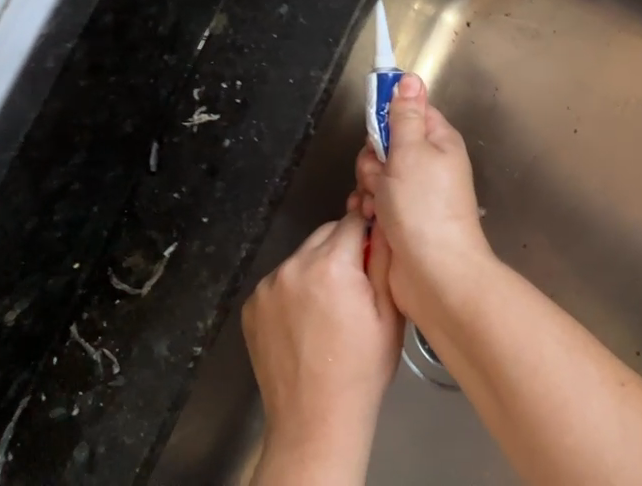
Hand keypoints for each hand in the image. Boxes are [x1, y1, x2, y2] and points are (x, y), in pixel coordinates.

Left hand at [243, 212, 400, 483]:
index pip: (353, 219)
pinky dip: (295, 289)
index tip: (375, 251)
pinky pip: (280, 280)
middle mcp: (293, 266)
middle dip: (343, 248)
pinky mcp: (251, 307)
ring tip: (330, 307)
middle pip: (325, 234)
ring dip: (318, 267)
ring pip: (302, 256)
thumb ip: (385, 259)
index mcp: (331, 265)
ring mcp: (267, 287)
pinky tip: (306, 320)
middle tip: (357, 285)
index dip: (368, 231)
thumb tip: (384, 221)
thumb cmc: (362, 369)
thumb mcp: (389, 312)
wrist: (314, 421)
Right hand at [354, 75, 495, 320]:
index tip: (378, 133)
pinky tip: (369, 219)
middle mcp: (428, 163)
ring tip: (375, 205)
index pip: (409, 111)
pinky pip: (373, 200)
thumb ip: (405, 115)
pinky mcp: (399, 217)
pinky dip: (366, 208)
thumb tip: (410, 77)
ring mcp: (414, 192)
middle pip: (386, 143)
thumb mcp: (411, 152)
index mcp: (439, 140)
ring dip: (367, 186)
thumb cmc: (425, 208)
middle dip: (373, 159)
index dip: (388, 119)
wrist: (434, 273)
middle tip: (380, 176)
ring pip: (375, 173)